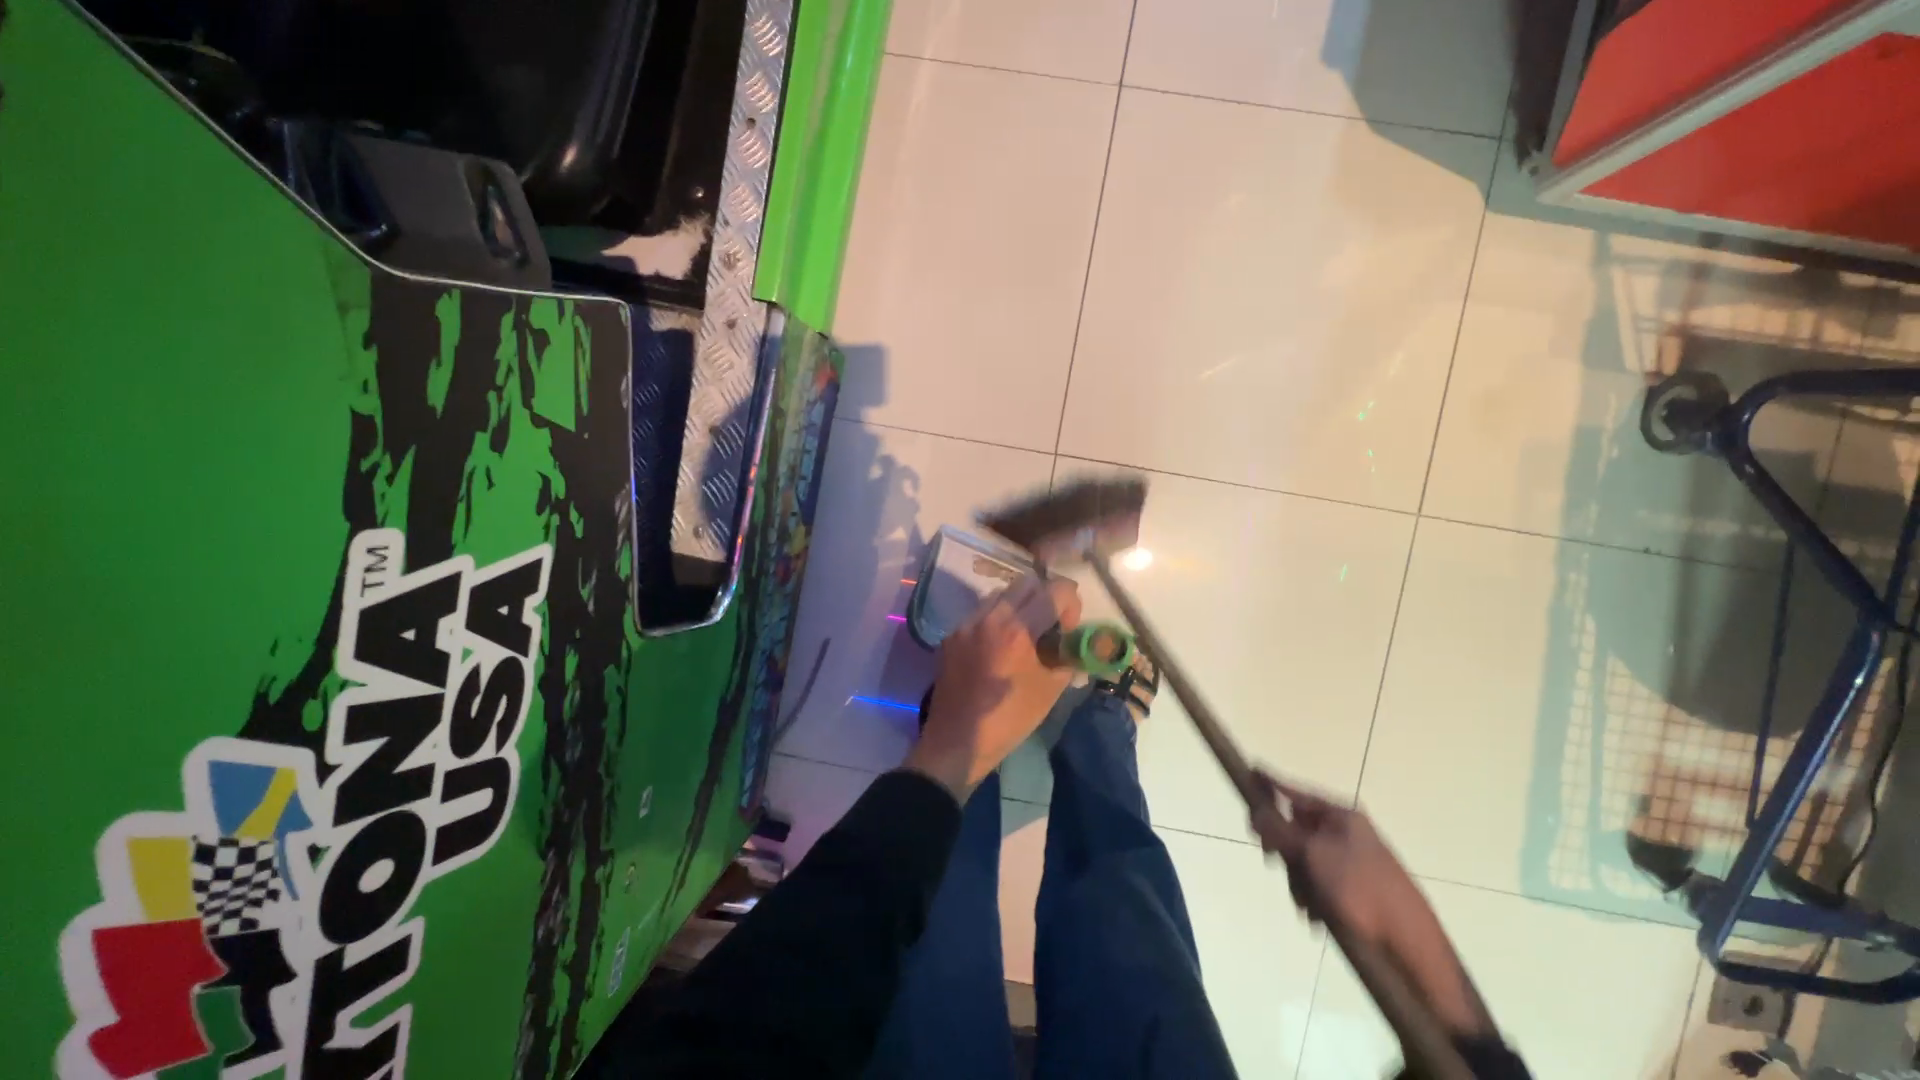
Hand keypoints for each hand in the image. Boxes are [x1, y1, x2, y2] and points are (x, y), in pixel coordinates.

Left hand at [905, 575, 1081, 800]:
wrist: (957, 742)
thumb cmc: (1010, 719)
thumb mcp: (1051, 690)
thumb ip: (1068, 657)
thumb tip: (1073, 642)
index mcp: (1017, 630)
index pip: (1055, 590)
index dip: (1071, 603)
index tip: (1070, 628)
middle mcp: (989, 617)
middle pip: (1026, 583)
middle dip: (1046, 598)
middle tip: (1051, 627)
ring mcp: (965, 624)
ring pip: (1000, 595)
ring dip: (1019, 606)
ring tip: (1024, 638)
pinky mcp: (951, 636)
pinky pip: (980, 614)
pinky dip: (996, 621)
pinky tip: (999, 650)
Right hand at [1247, 772, 1429, 946]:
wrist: (1408, 939)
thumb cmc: (1361, 886)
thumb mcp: (1314, 854)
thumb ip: (1280, 832)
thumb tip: (1254, 810)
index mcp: (1341, 817)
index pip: (1297, 793)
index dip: (1271, 785)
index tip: (1249, 772)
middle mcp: (1345, 835)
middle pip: (1295, 832)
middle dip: (1284, 853)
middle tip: (1272, 861)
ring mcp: (1348, 863)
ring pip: (1302, 864)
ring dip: (1298, 884)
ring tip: (1309, 905)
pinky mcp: (1351, 890)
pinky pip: (1316, 886)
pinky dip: (1312, 900)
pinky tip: (1318, 918)